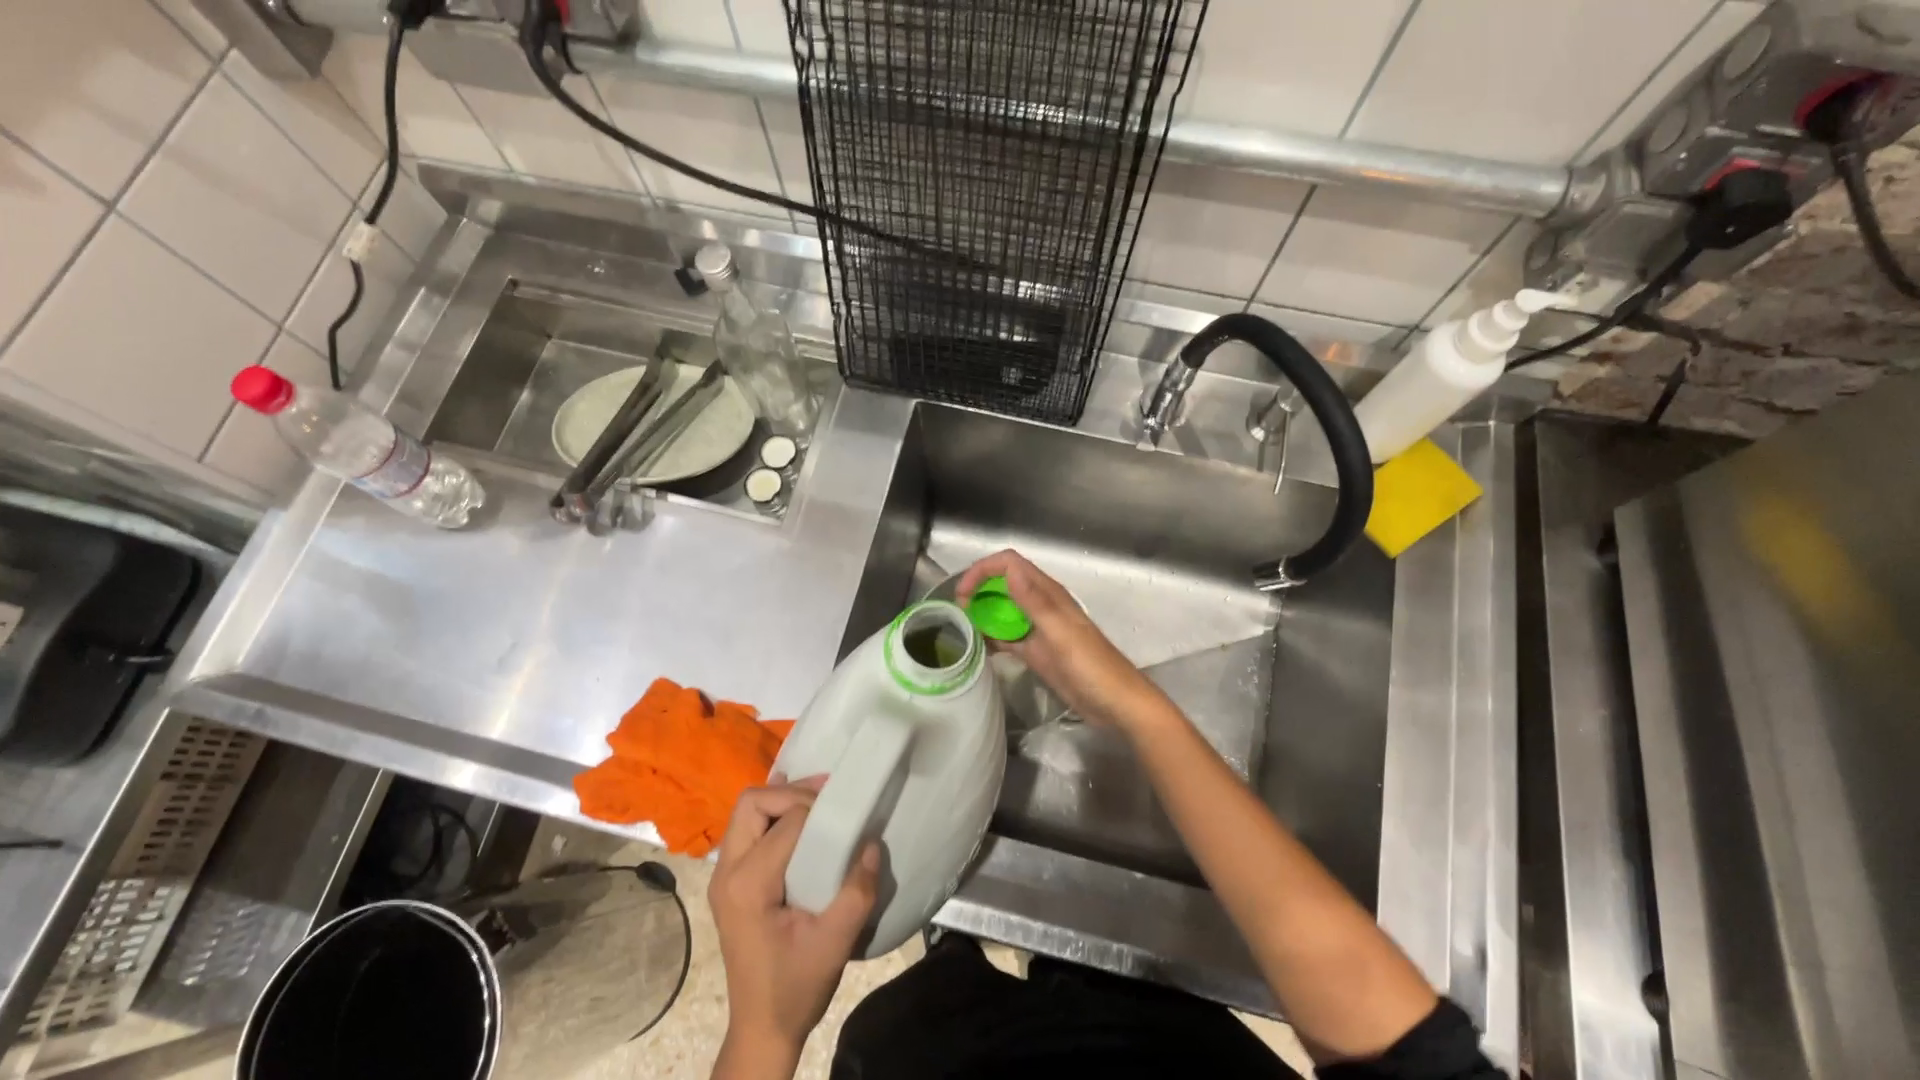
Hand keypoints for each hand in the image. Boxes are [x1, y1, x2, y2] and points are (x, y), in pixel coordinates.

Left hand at [710, 780, 880, 1076]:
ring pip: (746, 813)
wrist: (763, 1025)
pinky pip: (748, 831)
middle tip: (831, 800)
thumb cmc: (796, 986)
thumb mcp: (835, 942)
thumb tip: (872, 844)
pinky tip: (801, 819)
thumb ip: (857, 892)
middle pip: (752, 804)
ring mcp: (724, 877)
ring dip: (782, 802)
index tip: (850, 819)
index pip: (785, 822)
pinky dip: (774, 818)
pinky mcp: (731, 883)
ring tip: (821, 805)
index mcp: (747, 884)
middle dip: (792, 793)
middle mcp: (727, 872)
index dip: (819, 813)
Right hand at [956, 549, 1173, 733]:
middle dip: (978, 590)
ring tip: (962, 630)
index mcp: (1050, 595)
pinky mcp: (1038, 653)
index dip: (983, 571)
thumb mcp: (1061, 634)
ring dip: (983, 613)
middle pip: (1004, 584)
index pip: (1010, 564)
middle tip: (958, 613)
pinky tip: (978, 650)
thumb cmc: (1093, 668)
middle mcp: (1043, 607)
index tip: (963, 593)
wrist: (1117, 705)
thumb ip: (1035, 602)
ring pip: (1004, 610)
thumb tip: (1009, 569)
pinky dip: (991, 638)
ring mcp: (1040, 630)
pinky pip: (1008, 637)